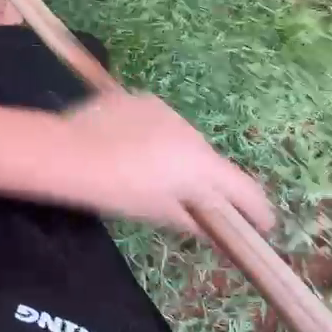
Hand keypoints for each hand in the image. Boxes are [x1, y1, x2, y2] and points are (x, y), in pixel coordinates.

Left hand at [55, 90, 275, 237]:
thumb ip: (195, 221)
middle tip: (190, 196)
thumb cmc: (117, 190)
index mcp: (202, 165)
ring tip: (149, 168)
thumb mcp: (159, 213)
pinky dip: (151, 133)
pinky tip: (129, 144)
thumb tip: (218, 234)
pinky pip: (155, 120)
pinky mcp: (137, 97)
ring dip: (176, 153)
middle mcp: (191, 132)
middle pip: (211, 160)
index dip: (257, 210)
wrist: (69, 151)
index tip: (261, 225)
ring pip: (182, 137)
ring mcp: (164, 110)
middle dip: (206, 179)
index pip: (245, 189)